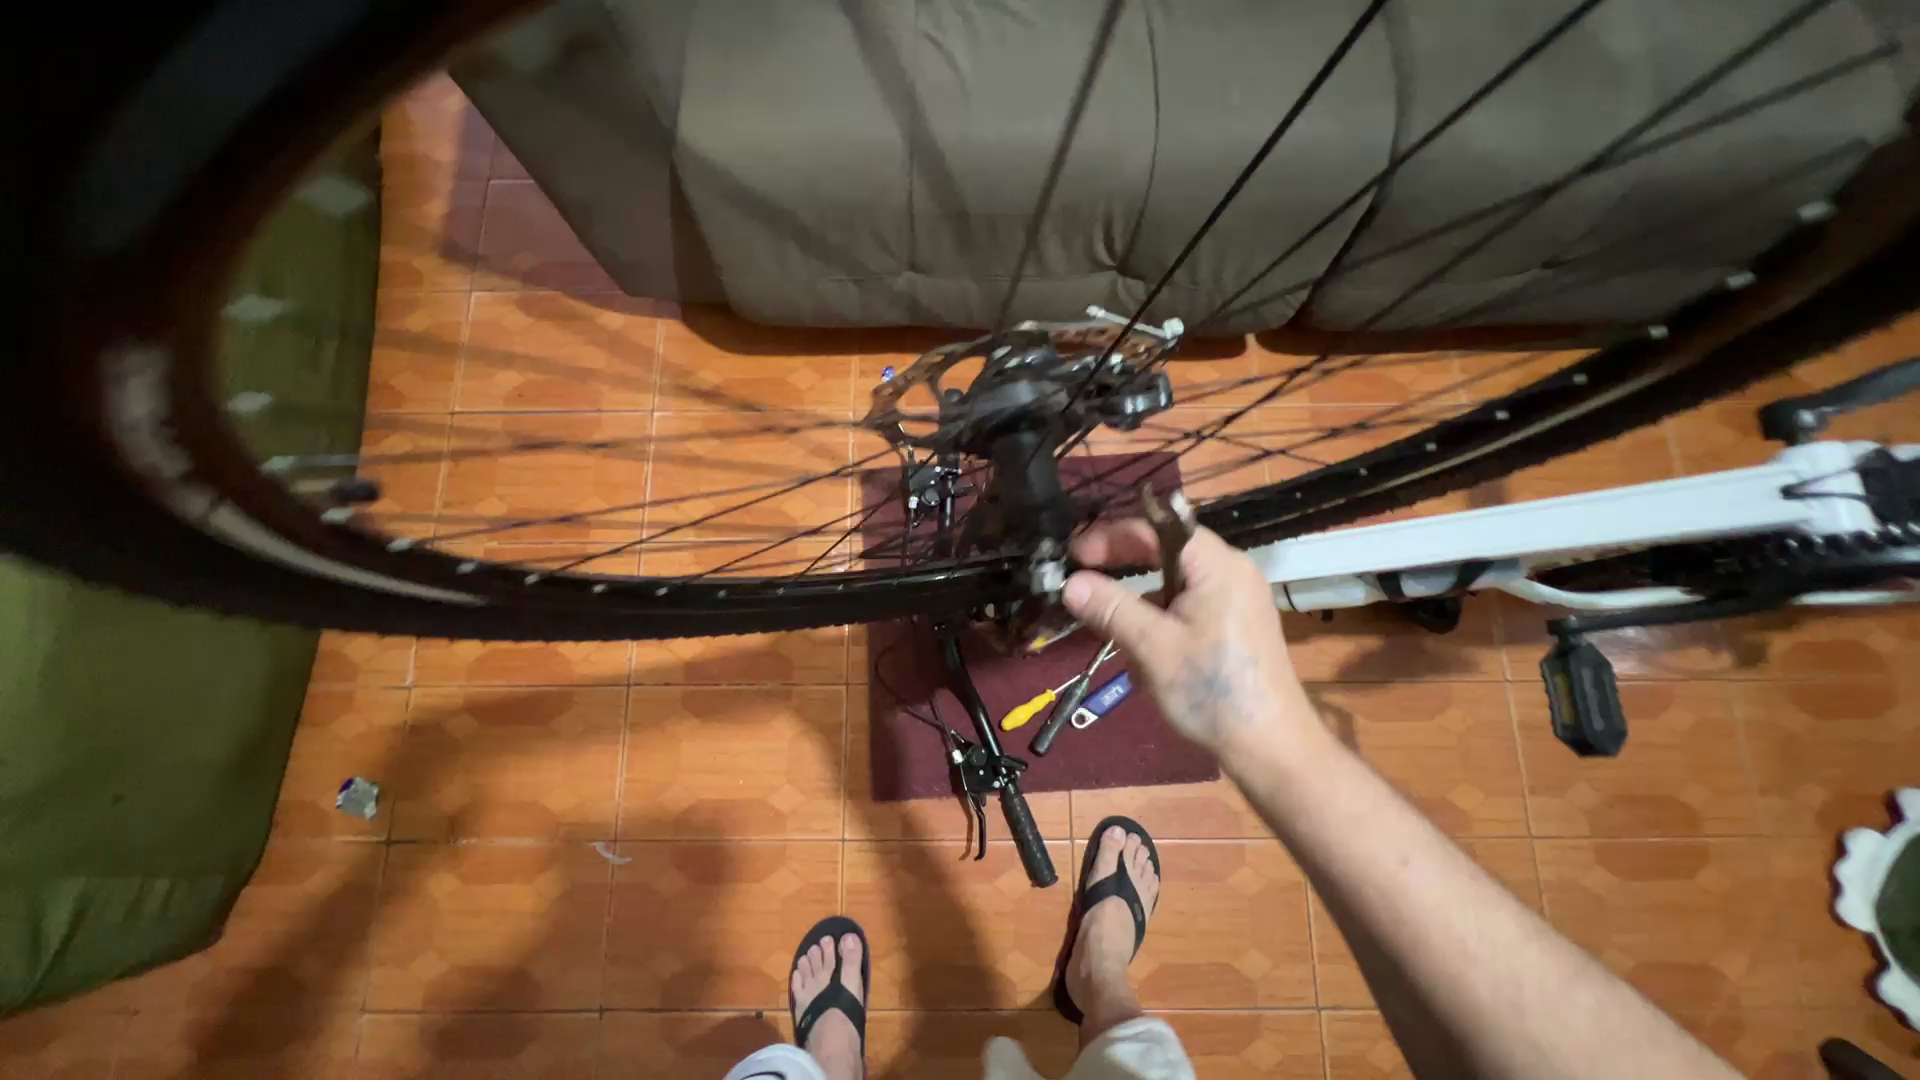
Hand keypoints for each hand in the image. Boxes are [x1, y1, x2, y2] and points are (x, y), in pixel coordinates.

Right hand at [1061, 519, 1320, 758]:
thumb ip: (1110, 608)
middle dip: (1121, 562)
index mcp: (1218, 565)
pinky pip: (1186, 603)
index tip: (1074, 553)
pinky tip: (1138, 644)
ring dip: (1137, 593)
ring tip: (1103, 613)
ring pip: (1173, 580)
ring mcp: (1235, 599)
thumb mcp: (1153, 647)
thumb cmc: (1212, 690)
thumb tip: (1068, 583)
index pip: (1158, 528)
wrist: (1270, 746)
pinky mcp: (1233, 625)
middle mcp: (1231, 572)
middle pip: (1166, 549)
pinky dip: (1157, 613)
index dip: (1112, 535)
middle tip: (1081, 576)